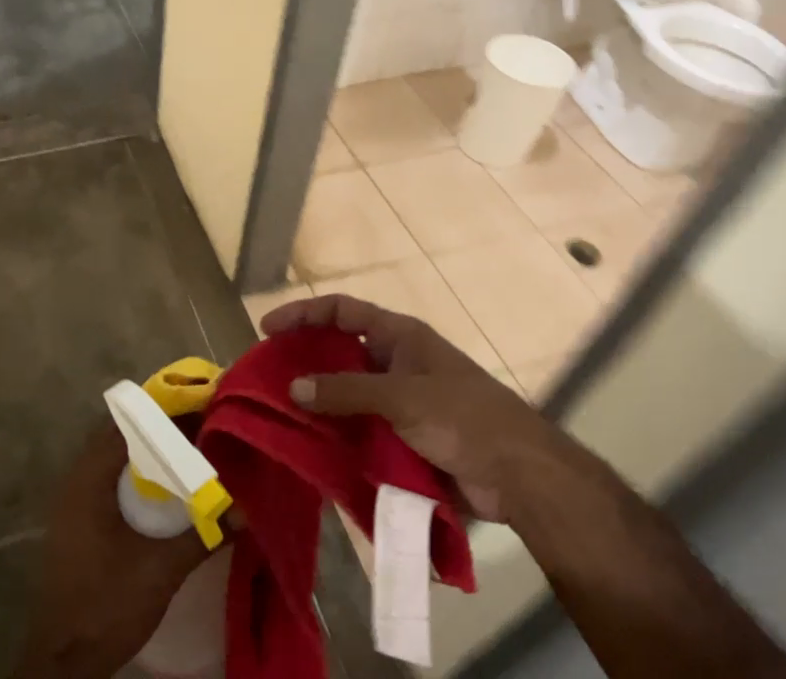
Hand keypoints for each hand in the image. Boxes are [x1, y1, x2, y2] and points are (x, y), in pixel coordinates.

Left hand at [13, 420, 212, 678]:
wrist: (64, 659)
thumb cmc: (107, 603)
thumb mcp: (161, 569)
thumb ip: (203, 534)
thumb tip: (246, 510)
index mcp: (87, 480)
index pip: (126, 422)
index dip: (164, 411)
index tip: (202, 406)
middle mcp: (76, 481)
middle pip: (121, 437)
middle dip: (162, 431)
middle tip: (205, 430)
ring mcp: (74, 504)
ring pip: (116, 461)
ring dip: (151, 455)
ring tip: (194, 455)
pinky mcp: (79, 524)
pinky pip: (112, 483)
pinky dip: (140, 478)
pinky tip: (170, 493)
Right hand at [263, 293, 600, 523]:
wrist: (519, 475)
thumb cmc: (464, 418)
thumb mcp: (401, 397)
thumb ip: (345, 391)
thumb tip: (293, 386)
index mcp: (400, 337)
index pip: (342, 310)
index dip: (304, 314)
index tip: (267, 330)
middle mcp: (397, 363)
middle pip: (340, 352)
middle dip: (304, 362)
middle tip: (266, 378)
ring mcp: (401, 401)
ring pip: (347, 395)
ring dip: (317, 403)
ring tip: (278, 416)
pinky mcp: (404, 437)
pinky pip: (360, 429)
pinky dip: (336, 434)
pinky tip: (310, 447)